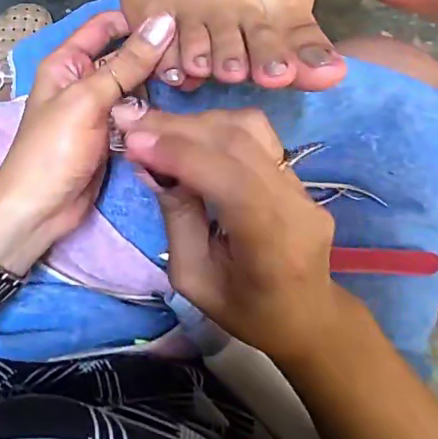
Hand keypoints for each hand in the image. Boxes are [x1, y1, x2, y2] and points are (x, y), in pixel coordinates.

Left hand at [0, 10, 176, 273]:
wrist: (38, 210)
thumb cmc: (52, 150)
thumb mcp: (87, 101)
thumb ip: (125, 64)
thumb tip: (162, 22)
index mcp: (66, 63)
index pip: (104, 26)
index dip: (136, 18)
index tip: (177, 16)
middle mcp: (82, 80)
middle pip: (124, 56)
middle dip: (154, 55)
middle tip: (193, 56)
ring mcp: (97, 109)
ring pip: (134, 87)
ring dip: (157, 86)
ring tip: (191, 81)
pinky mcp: (110, 135)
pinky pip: (135, 115)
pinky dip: (151, 113)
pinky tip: (177, 110)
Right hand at [116, 107, 348, 362]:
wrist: (306, 316)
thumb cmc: (245, 309)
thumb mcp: (194, 278)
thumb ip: (176, 218)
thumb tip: (150, 166)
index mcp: (272, 245)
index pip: (231, 181)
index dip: (180, 155)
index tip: (133, 142)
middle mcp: (295, 206)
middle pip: (238, 143)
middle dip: (177, 129)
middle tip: (130, 124)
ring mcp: (301, 186)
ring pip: (248, 128)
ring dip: (195, 122)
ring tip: (155, 130)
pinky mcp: (296, 174)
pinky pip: (256, 135)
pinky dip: (214, 127)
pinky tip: (187, 136)